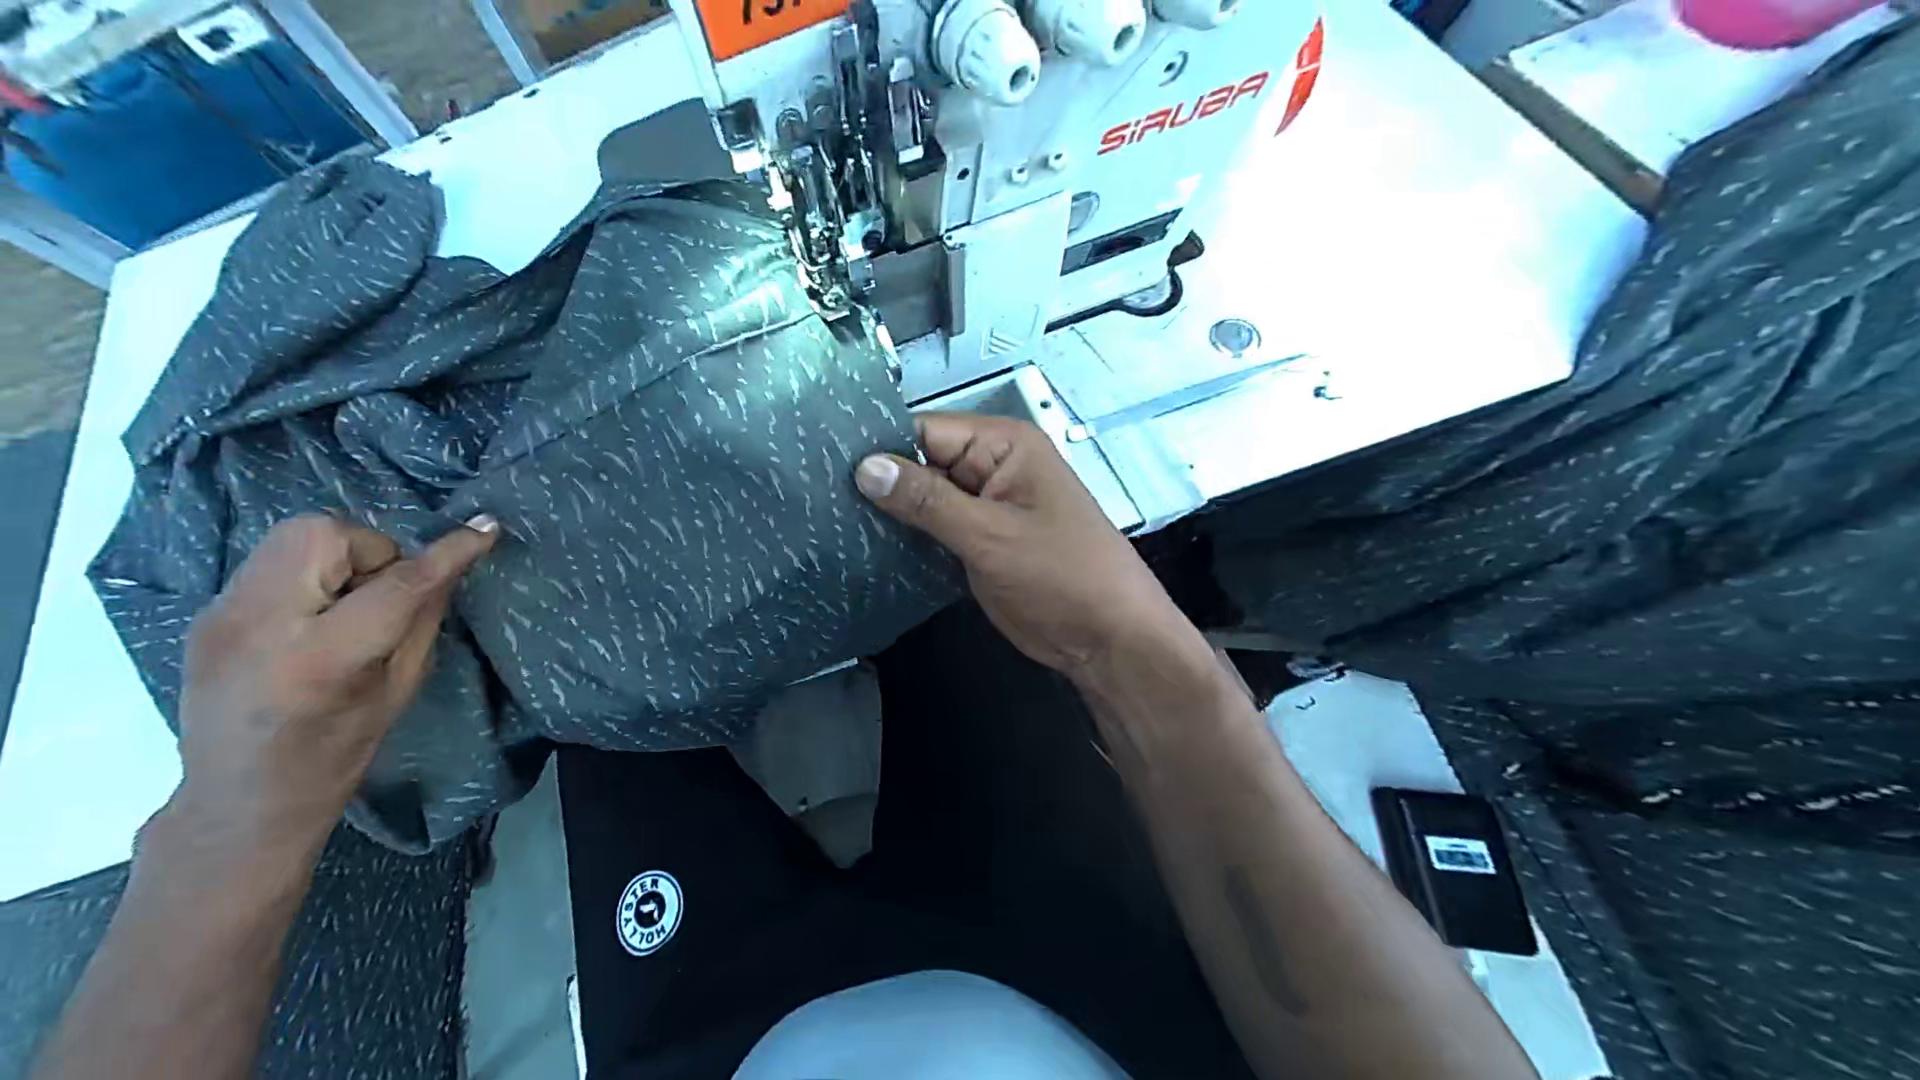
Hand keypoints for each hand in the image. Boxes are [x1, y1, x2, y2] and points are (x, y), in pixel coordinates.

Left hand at [162, 514, 497, 866]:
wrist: (242, 793)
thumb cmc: (340, 748)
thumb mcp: (402, 683)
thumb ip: (423, 615)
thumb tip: (449, 562)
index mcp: (321, 656)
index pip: (399, 582)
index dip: (449, 551)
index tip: (486, 528)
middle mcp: (259, 624)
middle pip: (323, 533)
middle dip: (372, 549)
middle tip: (382, 591)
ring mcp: (221, 613)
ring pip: (295, 536)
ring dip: (341, 557)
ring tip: (347, 602)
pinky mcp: (207, 610)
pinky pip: (275, 560)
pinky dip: (312, 572)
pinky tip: (314, 616)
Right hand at [856, 413, 1187, 681]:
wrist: (1105, 639)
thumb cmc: (1061, 575)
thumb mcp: (990, 534)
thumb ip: (926, 500)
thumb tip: (864, 467)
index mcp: (1003, 445)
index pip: (926, 430)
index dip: (879, 446)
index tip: (823, 463)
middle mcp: (991, 468)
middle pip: (920, 464)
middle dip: (878, 482)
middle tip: (816, 497)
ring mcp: (983, 509)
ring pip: (923, 501)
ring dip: (888, 514)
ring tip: (828, 521)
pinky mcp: (977, 544)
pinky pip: (933, 532)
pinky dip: (906, 540)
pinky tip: (864, 548)